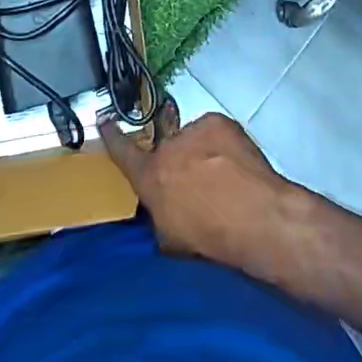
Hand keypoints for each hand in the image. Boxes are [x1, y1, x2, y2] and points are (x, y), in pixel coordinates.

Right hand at [99, 101, 328, 272]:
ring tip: (228, 180)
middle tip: (201, 185)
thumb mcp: (173, 240)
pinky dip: (226, 148)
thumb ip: (160, 219)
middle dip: (180, 163)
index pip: (122, 151)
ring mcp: (192, 131)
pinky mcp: (219, 123)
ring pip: (195, 141)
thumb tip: (164, 217)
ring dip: (204, 156)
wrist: (256, 220)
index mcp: (149, 176)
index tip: (104, 121)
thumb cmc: (211, 238)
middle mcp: (166, 148)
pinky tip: (241, 170)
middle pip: (167, 149)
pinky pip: (217, 134)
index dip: (112, 137)